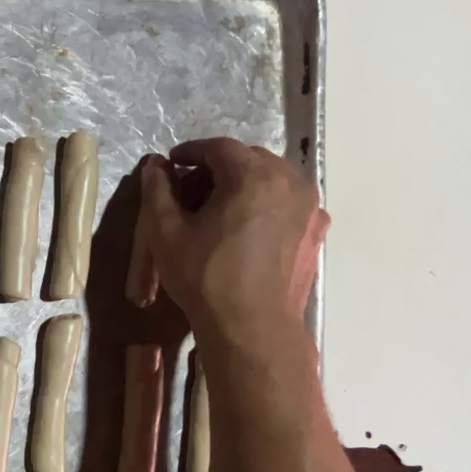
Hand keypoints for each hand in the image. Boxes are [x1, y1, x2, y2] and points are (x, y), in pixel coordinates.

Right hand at [138, 137, 327, 350]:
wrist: (251, 324)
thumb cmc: (203, 275)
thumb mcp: (165, 232)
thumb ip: (159, 192)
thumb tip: (155, 166)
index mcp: (253, 177)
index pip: (220, 147)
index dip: (191, 152)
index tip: (171, 165)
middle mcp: (290, 183)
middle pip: (250, 158)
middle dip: (217, 167)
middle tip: (188, 190)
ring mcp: (309, 207)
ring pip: (273, 178)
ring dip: (242, 182)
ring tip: (216, 209)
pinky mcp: (315, 230)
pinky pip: (287, 202)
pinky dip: (263, 202)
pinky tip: (242, 227)